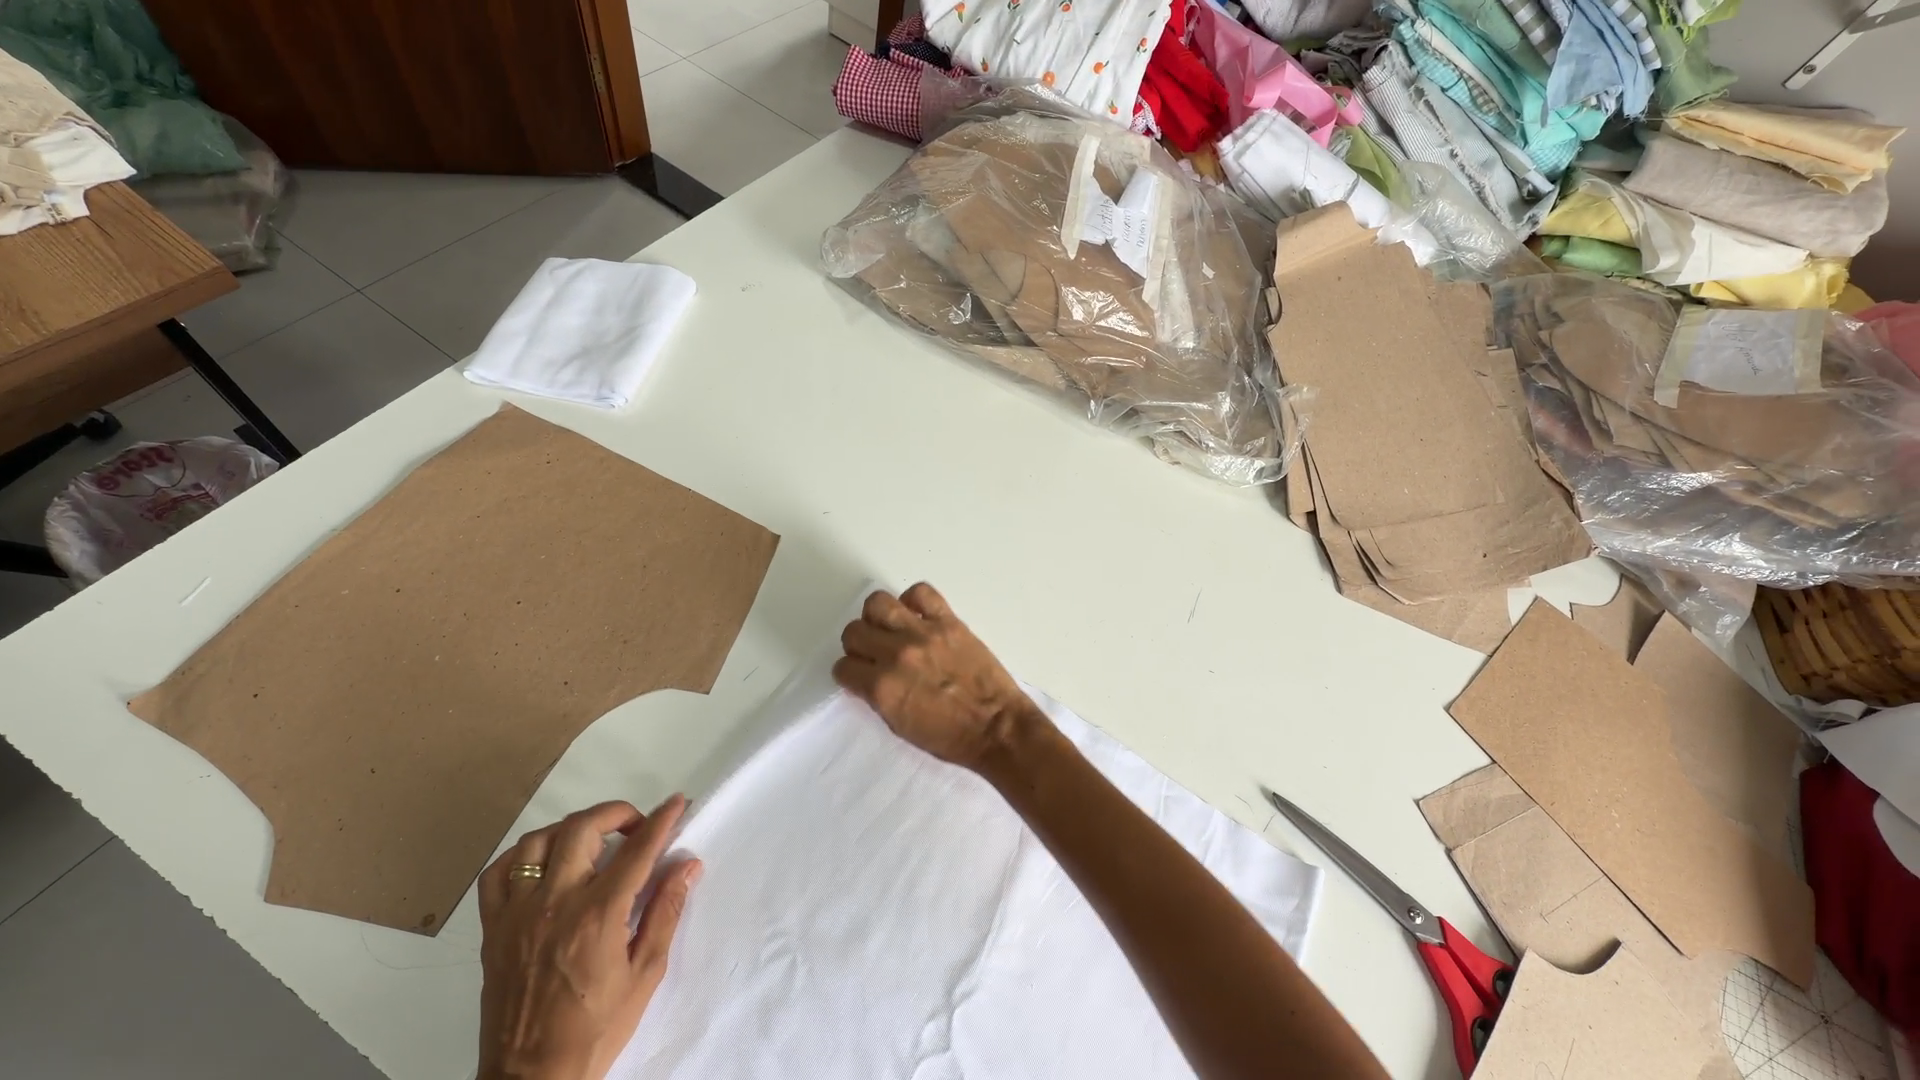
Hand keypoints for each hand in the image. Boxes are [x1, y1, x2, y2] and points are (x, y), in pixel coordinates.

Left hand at [477, 797, 699, 1079]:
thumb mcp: (645, 974)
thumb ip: (665, 912)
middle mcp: (555, 903)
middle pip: (582, 829)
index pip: (636, 850)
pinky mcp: (493, 928)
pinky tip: (544, 862)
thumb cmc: (597, 1028)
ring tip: (592, 841)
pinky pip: (498, 873)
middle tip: (635, 825)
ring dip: (571, 830)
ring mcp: (517, 914)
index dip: (660, 821)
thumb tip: (687, 865)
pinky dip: (523, 855)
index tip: (676, 803)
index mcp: (598, 916)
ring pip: (538, 841)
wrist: (532, 1077)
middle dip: (616, 813)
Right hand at [833, 584, 1039, 769]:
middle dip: (860, 645)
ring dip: (878, 617)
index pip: (843, 667)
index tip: (861, 675)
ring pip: (877, 603)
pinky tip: (919, 617)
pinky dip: (914, 600)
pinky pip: (921, 593)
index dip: (850, 673)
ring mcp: (923, 634)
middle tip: (876, 654)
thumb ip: (878, 698)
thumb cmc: (949, 738)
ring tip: (892, 630)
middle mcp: (896, 655)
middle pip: (854, 632)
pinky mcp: (949, 621)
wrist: (997, 728)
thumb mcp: (900, 726)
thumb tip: (867, 677)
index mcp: (882, 688)